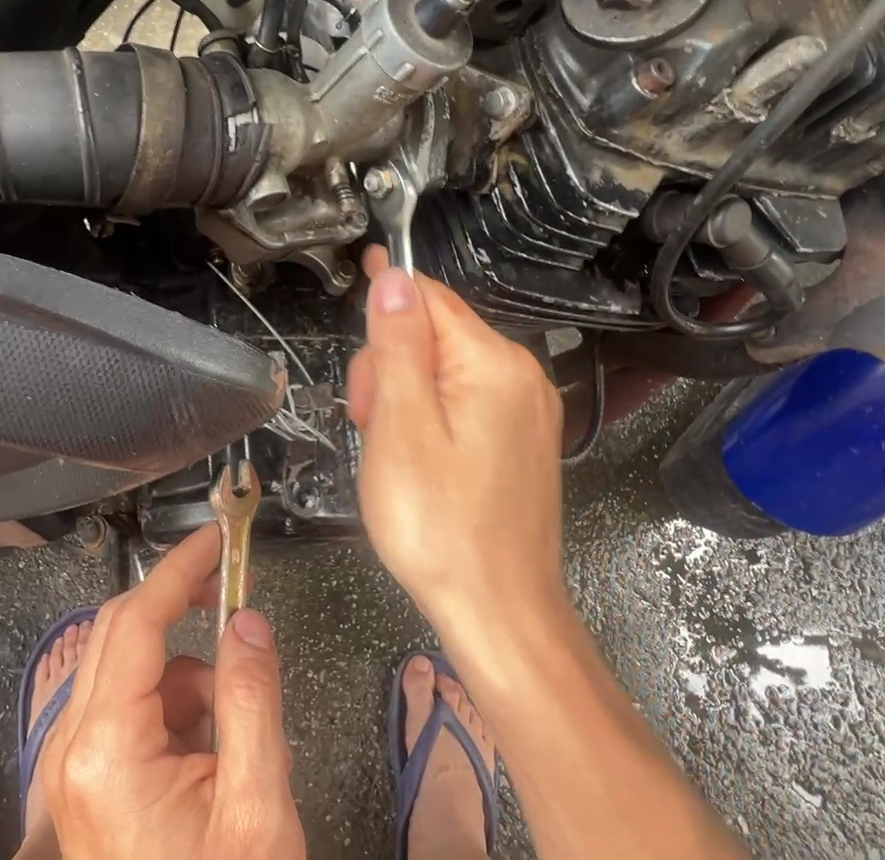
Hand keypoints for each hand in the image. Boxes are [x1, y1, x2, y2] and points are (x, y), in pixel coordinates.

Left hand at [41, 523, 305, 859]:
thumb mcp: (257, 804)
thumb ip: (250, 699)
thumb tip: (248, 622)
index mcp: (107, 750)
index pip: (137, 622)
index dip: (178, 570)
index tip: (214, 539)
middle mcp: (77, 749)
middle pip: (122, 634)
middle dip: (181, 608)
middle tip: (233, 596)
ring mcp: (79, 764)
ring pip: (131, 668)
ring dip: (186, 671)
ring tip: (234, 727)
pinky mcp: (92, 777)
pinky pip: (133, 706)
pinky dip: (176, 705)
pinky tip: (212, 749)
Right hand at [346, 245, 567, 624]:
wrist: (497, 610)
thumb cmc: (442, 528)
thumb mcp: (400, 428)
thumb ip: (395, 347)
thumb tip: (393, 281)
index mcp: (492, 364)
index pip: (429, 297)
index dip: (386, 292)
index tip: (360, 274)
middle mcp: (519, 378)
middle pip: (433, 334)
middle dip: (389, 364)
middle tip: (371, 421)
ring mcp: (524, 412)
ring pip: (444, 371)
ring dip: (405, 395)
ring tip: (391, 451)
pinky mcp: (518, 441)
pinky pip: (462, 403)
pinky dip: (429, 417)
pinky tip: (415, 459)